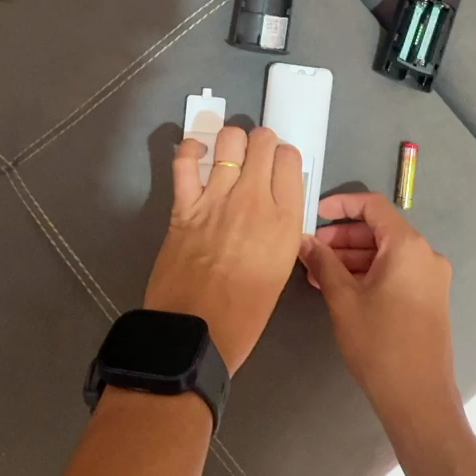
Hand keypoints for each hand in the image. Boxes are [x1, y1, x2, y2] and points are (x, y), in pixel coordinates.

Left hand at [142, 126, 305, 373]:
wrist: (197, 334)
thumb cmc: (245, 313)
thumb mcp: (280, 268)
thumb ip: (279, 230)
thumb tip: (271, 206)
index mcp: (286, 220)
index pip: (290, 159)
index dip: (282, 158)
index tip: (276, 167)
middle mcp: (255, 201)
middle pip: (263, 142)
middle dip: (260, 142)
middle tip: (254, 156)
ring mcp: (218, 199)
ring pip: (230, 141)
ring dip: (231, 141)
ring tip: (228, 154)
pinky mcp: (184, 205)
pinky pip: (186, 161)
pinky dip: (191, 149)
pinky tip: (196, 152)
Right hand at [298, 193, 461, 426]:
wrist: (419, 400)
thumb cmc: (379, 343)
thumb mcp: (343, 299)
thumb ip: (322, 262)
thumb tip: (304, 241)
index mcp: (408, 247)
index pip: (373, 206)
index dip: (341, 205)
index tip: (315, 213)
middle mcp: (426, 256)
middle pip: (379, 231)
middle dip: (342, 237)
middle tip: (311, 250)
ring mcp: (431, 279)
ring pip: (386, 254)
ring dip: (352, 258)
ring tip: (318, 273)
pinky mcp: (429, 300)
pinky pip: (395, 273)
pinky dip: (368, 274)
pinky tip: (340, 289)